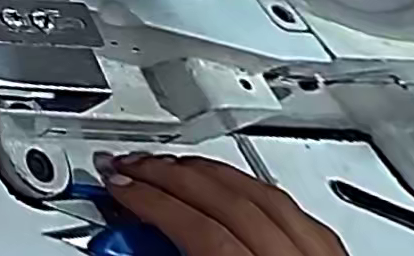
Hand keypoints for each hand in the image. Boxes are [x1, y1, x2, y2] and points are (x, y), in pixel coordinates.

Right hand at [94, 153, 347, 255]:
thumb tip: (126, 248)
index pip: (201, 233)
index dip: (150, 201)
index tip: (117, 188)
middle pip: (228, 203)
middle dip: (167, 173)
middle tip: (128, 167)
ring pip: (263, 197)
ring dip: (205, 172)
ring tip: (167, 165)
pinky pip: (296, 214)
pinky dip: (251, 188)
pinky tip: (227, 183)